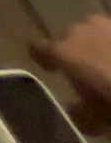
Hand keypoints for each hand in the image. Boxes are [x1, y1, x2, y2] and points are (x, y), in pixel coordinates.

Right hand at [32, 13, 110, 133]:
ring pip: (98, 34)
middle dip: (80, 54)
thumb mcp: (103, 116)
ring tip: (110, 64)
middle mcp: (78, 31)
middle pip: (71, 40)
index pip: (38, 48)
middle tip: (94, 73)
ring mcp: (107, 26)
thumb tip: (73, 115)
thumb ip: (84, 114)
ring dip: (102, 47)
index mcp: (64, 50)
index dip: (44, 59)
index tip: (50, 70)